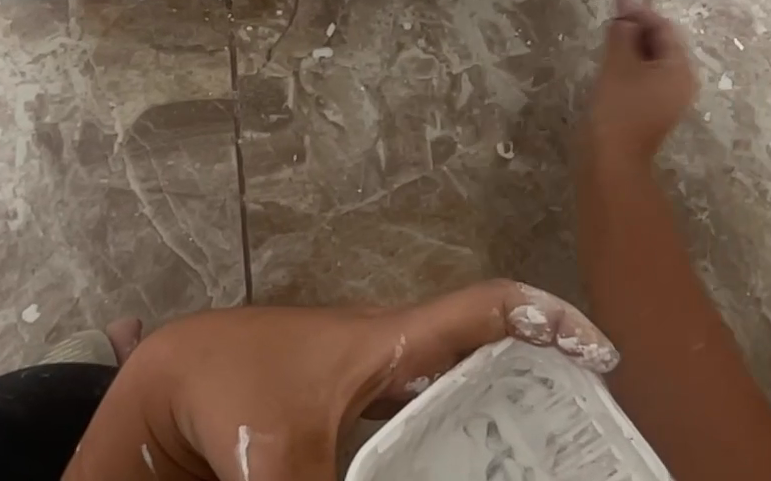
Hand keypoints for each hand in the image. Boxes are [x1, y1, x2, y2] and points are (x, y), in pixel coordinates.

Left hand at [63, 281, 617, 480]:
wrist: (170, 384)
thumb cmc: (232, 394)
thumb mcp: (280, 459)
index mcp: (391, 340)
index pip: (486, 311)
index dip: (547, 319)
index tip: (599, 351)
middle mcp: (394, 349)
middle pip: (485, 345)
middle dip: (538, 368)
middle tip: (584, 420)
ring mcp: (374, 376)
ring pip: (455, 382)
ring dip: (498, 404)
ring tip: (538, 444)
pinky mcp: (352, 406)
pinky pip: (420, 414)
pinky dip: (450, 431)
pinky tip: (466, 459)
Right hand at [583, 0, 696, 164]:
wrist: (611, 160)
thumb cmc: (617, 107)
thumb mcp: (617, 63)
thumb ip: (622, 33)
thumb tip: (624, 17)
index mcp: (679, 68)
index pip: (664, 28)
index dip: (640, 10)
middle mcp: (681, 82)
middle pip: (661, 43)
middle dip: (636, 27)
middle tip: (611, 16)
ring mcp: (668, 98)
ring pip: (652, 61)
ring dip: (631, 45)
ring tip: (607, 37)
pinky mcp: (652, 110)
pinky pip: (645, 77)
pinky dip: (630, 64)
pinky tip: (610, 62)